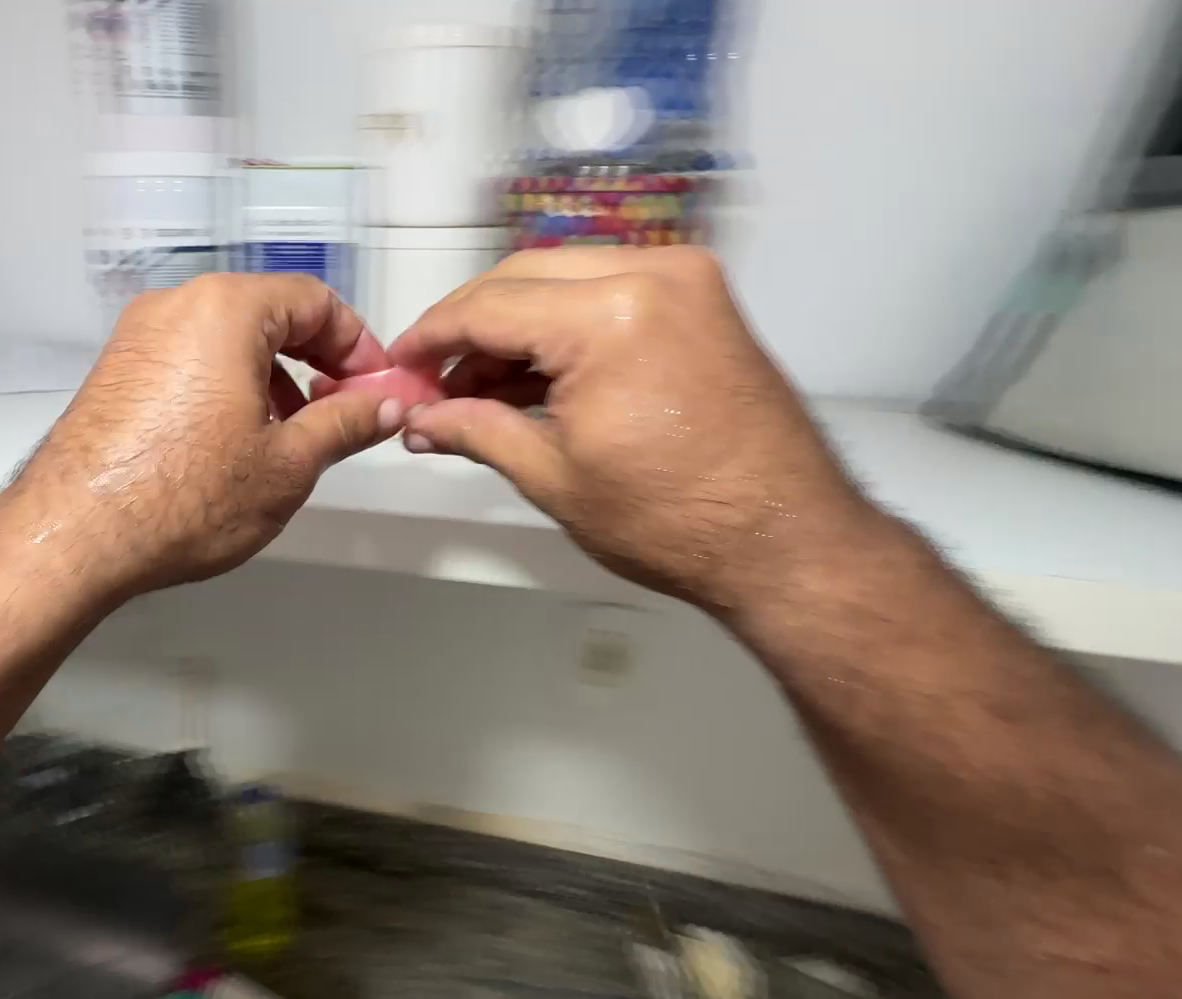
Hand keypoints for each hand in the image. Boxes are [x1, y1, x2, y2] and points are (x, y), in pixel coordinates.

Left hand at [0, 273, 407, 597]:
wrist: (76, 536)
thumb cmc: (189, 496)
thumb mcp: (287, 464)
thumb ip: (345, 424)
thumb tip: (385, 406)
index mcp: (226, 308)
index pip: (315, 300)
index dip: (358, 345)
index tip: (375, 389)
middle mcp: (176, 305)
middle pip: (268, 315)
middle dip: (315, 362)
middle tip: (340, 413)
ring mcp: (138, 338)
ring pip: (227, 340)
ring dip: (272, 378)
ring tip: (290, 436)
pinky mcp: (116, 373)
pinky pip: (189, 362)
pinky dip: (227, 387)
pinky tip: (234, 442)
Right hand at [389, 247, 877, 610]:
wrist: (786, 540)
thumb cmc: (666, 520)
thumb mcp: (552, 477)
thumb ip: (474, 431)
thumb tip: (416, 422)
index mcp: (607, 317)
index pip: (487, 307)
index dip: (430, 336)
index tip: (396, 364)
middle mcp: (648, 274)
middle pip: (521, 278)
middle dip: (466, 327)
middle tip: (430, 379)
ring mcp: (682, 280)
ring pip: (560, 280)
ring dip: (510, 329)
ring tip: (472, 389)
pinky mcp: (698, 300)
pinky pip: (602, 295)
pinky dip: (557, 331)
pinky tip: (525, 379)